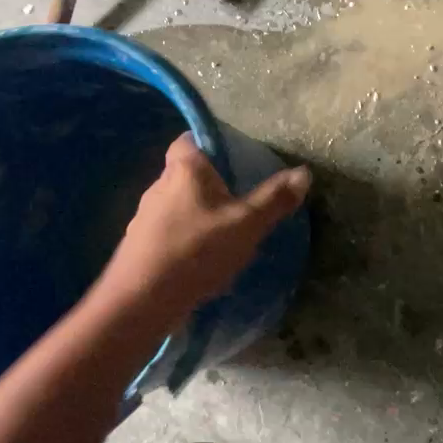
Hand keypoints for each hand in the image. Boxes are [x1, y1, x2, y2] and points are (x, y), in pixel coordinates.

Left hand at [100, 133, 309, 317]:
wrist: (140, 303)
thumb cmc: (196, 250)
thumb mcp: (247, 224)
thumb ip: (275, 198)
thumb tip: (304, 172)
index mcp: (184, 170)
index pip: (189, 139)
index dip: (209, 143)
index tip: (232, 155)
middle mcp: (159, 186)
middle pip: (186, 172)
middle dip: (210, 181)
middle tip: (239, 194)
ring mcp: (144, 217)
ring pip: (177, 203)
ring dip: (197, 211)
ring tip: (225, 229)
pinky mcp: (139, 246)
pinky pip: (168, 230)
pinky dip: (185, 236)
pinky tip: (202, 256)